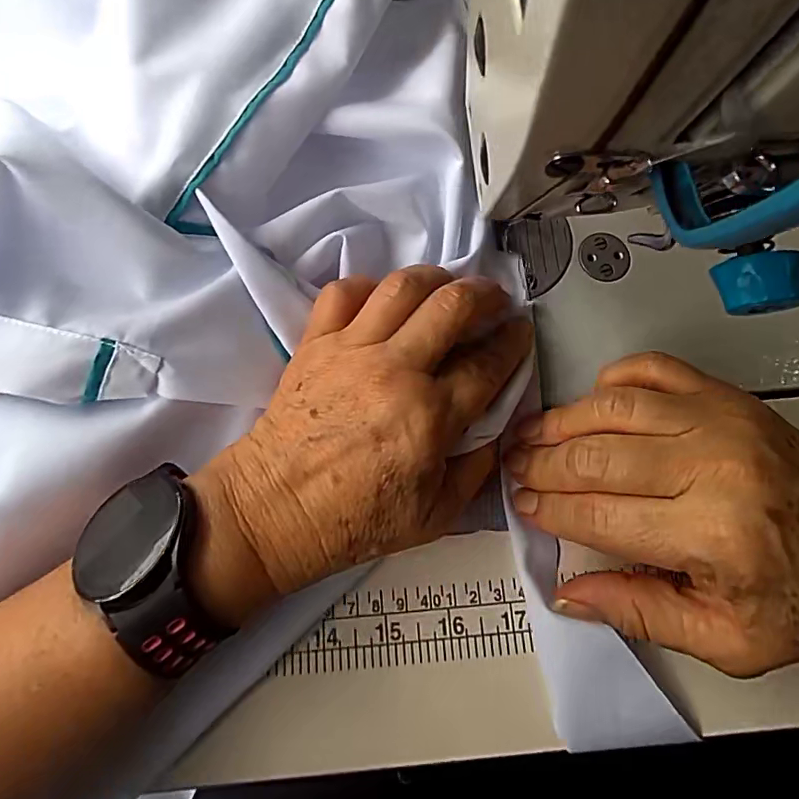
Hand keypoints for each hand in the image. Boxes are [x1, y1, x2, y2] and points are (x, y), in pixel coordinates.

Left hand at [187, 266, 532, 626]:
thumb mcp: (437, 514)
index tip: (520, 332)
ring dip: (433, 279)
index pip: (488, 362)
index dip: (513, 341)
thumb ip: (476, 466)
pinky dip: (366, 287)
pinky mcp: (314, 344)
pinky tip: (379, 302)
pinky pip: (342, 293)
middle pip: (451, 305)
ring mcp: (350, 351)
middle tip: (493, 301)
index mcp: (430, 416)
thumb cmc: (356, 519)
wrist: (278, 506)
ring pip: (401, 287)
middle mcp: (394, 371)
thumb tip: (498, 423)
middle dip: (485, 295)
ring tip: (443, 289)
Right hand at [506, 352, 798, 677]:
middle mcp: (715, 469)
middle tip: (513, 470)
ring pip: (610, 409)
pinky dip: (611, 380)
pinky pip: (649, 370)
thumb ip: (640, 614)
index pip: (597, 515)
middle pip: (593, 458)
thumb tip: (566, 591)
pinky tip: (591, 404)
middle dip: (540, 465)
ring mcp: (722, 422)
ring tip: (529, 435)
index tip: (523, 506)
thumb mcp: (729, 641)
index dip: (549, 511)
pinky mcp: (729, 398)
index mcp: (715, 537)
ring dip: (559, 422)